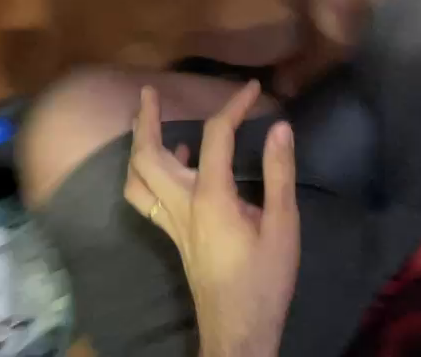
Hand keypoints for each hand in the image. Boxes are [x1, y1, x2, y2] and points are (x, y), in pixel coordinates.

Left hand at [126, 81, 297, 356]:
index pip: (214, 136)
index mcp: (210, 198)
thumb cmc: (264, 280)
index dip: (232, 106)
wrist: (239, 332)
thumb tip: (279, 127)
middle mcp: (181, 206)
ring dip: (137, 146)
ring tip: (144, 120)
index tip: (253, 88)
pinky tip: (172, 158)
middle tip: (148, 91)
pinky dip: (148, 170)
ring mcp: (173, 223)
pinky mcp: (175, 236)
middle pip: (146, 158)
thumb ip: (278, 174)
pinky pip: (146, 197)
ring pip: (137, 180)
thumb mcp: (283, 225)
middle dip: (146, 121)